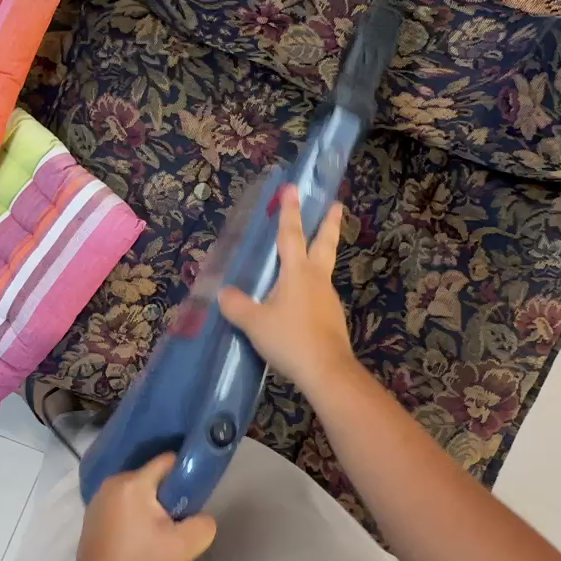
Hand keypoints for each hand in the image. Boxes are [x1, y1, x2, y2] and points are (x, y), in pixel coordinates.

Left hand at [74, 453, 216, 560]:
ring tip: (157, 533)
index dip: (185, 474)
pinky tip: (136, 538)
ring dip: (149, 505)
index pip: (167, 461)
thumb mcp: (183, 547)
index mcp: (134, 482)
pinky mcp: (92, 513)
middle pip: (151, 476)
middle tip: (176, 521)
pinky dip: (133, 513)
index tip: (193, 497)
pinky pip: (121, 502)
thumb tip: (202, 516)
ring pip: (136, 490)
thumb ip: (203, 524)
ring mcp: (99, 497)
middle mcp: (113, 482)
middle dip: (167, 494)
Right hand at [217, 188, 358, 393]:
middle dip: (329, 224)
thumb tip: (224, 293)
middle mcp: (316, 279)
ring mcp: (328, 298)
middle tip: (337, 205)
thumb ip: (237, 306)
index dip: (289, 211)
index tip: (292, 188)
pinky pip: (319, 294)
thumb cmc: (290, 339)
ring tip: (310, 254)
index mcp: (297, 272)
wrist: (328, 371)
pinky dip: (312, 287)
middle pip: (324, 244)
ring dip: (320, 255)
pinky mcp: (332, 318)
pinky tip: (301, 299)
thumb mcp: (254, 323)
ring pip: (323, 269)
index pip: (290, 234)